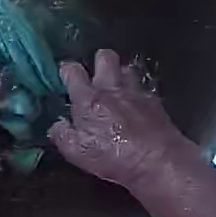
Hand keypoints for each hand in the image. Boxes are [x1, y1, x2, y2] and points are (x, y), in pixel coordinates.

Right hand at [48, 49, 197, 191]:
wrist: (157, 160)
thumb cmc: (114, 158)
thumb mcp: (77, 153)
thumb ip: (62, 135)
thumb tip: (58, 125)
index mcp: (88, 100)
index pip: (72, 70)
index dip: (67, 71)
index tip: (66, 77)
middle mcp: (111, 89)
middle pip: (104, 56)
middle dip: (98, 62)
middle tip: (96, 79)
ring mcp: (135, 92)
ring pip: (126, 68)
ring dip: (120, 75)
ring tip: (117, 91)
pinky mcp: (154, 100)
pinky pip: (143, 87)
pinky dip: (137, 92)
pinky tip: (136, 106)